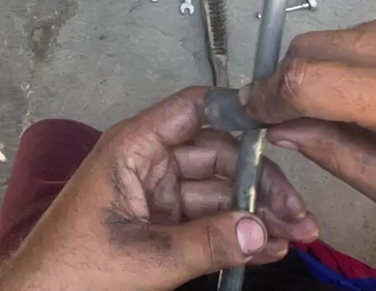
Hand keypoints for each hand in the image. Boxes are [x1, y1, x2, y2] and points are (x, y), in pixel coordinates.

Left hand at [0, 87, 319, 290]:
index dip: (236, 110)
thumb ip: (206, 243)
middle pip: (217, 153)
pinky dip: (236, 232)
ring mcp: (156, 191)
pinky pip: (206, 218)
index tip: (280, 128)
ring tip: (298, 235)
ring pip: (217, 189)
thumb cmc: (74, 267)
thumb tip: (264, 232)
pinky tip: (270, 247)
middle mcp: (149, 158)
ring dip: (256, 211)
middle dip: (260, 181)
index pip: (193, 108)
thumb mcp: (144, 257)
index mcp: (135, 144)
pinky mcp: (160, 221)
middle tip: (301, 215)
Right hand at [243, 7, 375, 290]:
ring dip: (323, 67)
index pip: (307, 80)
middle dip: (288, 79)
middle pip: (313, 46)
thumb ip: (335, 154)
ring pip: (340, 35)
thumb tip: (282, 128)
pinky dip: (358, 56)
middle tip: (284, 114)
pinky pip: (373, 29)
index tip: (253, 114)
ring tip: (339, 109)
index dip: (270, 97)